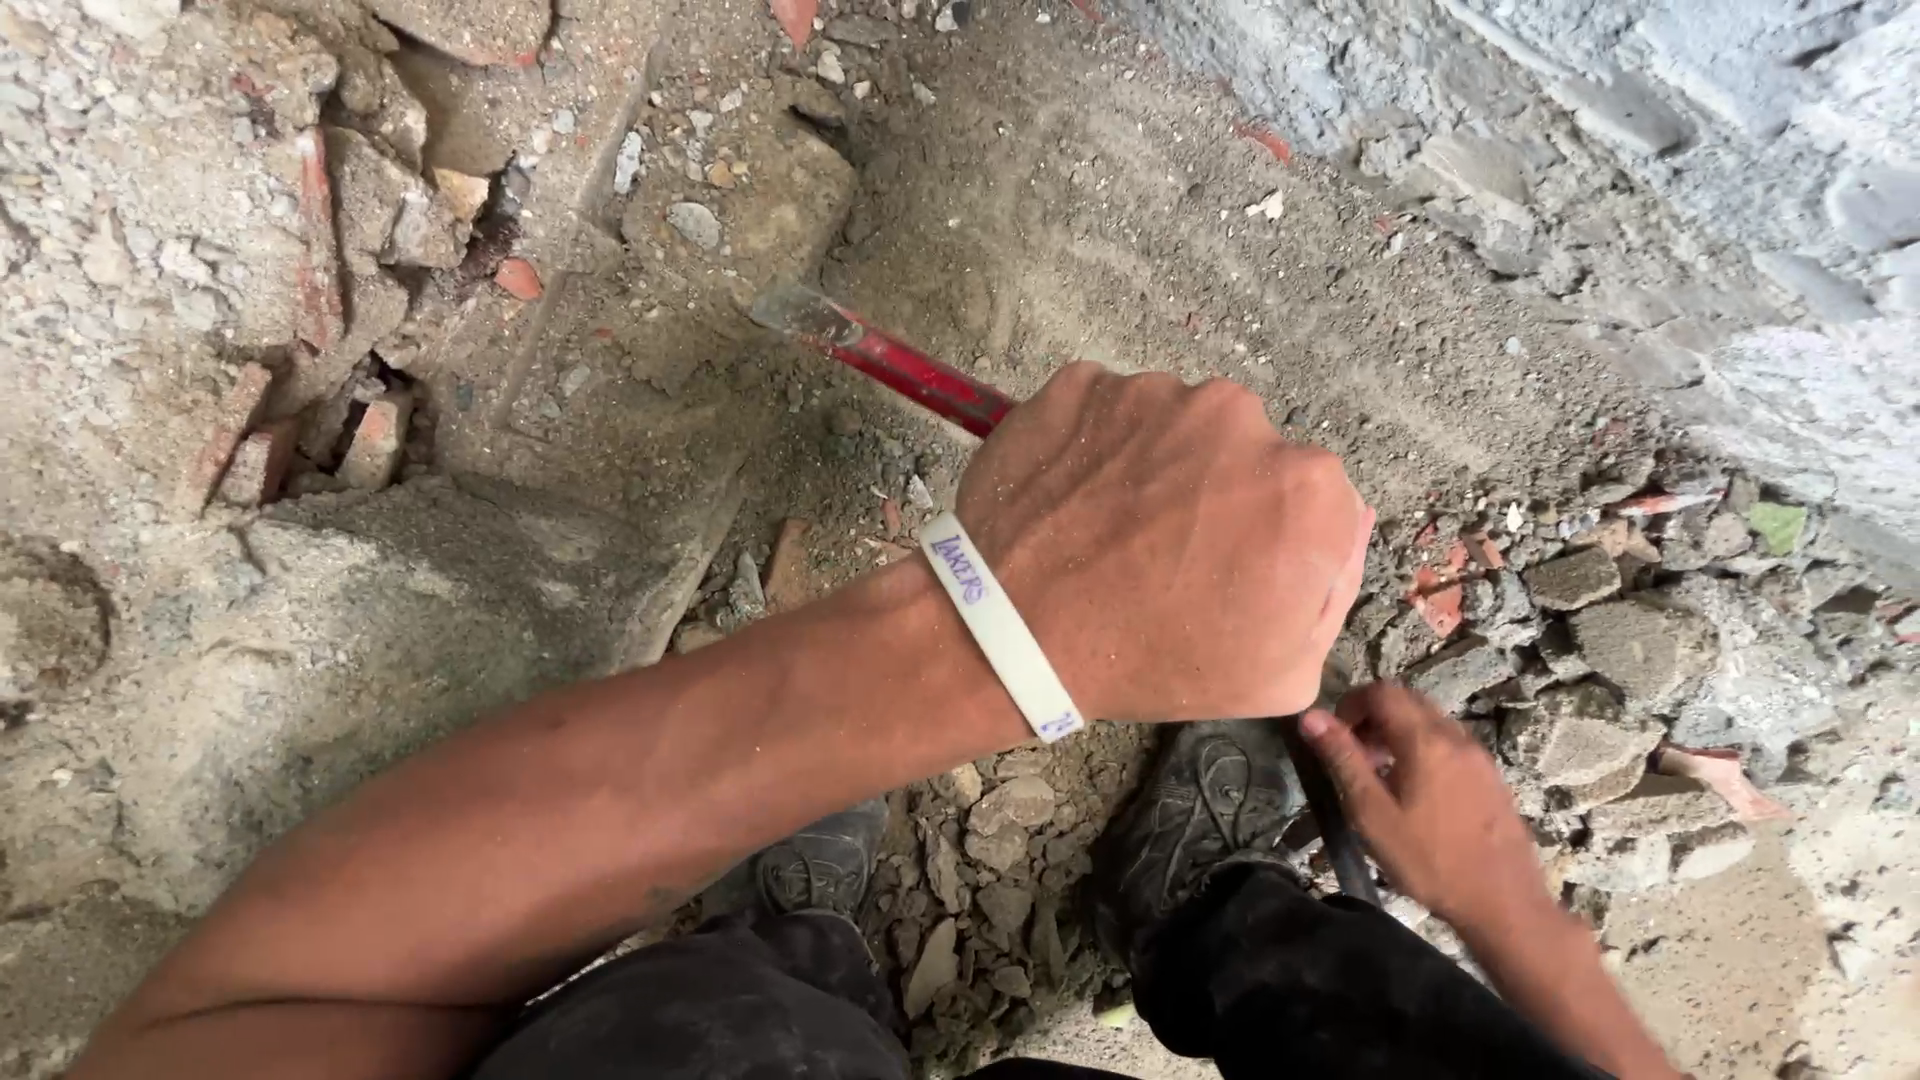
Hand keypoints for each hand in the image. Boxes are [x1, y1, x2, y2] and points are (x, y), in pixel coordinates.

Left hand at [955, 361, 1370, 721]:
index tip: (1222, 567)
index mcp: (1304, 485)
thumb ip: (1332, 590)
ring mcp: (1150, 391)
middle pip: (1241, 450)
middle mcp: (1238, 416)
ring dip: (1151, 460)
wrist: (1014, 633)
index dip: (1266, 537)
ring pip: (1170, 423)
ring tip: (1107, 520)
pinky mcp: (1080, 384)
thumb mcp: (1281, 671)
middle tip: (1158, 542)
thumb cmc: (1150, 660)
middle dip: (1213, 489)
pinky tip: (1071, 492)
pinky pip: (1104, 411)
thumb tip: (1341, 526)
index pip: (1308, 499)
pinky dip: (1094, 441)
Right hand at [1301, 682, 1551, 929]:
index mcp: (1425, 741)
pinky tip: (1413, 790)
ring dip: (1396, 731)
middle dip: (1372, 715)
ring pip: (1429, 720)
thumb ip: (1342, 758)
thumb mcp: (1371, 812)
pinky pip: (1449, 742)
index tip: (1335, 736)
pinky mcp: (1491, 778)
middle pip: (1407, 700)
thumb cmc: (1428, 860)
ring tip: (1380, 773)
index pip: (1381, 692)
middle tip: (1354, 753)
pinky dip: (1421, 747)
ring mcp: (1480, 758)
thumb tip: (1310, 716)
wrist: (1505, 907)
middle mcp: (1456, 738)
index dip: (1350, 703)